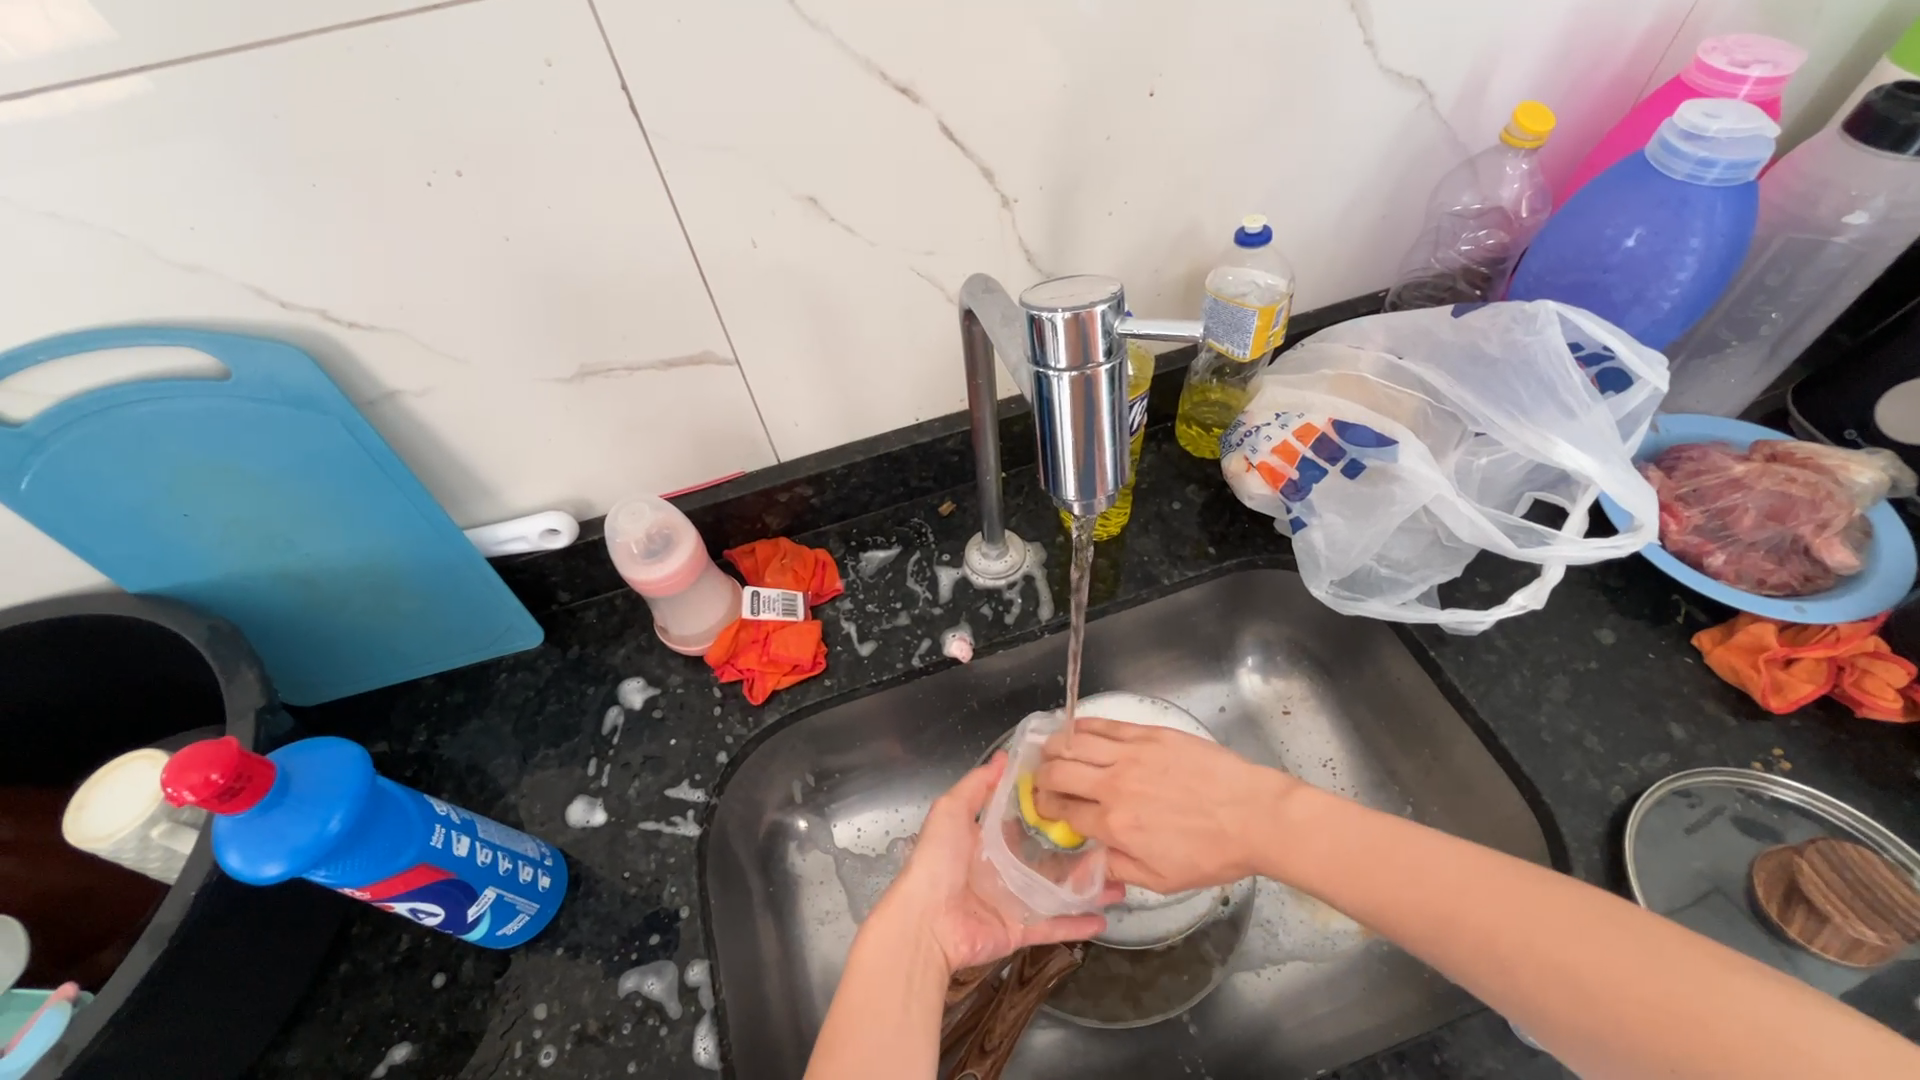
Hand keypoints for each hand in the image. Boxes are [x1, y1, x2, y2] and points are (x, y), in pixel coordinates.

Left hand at [869, 753, 1118, 974]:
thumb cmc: (937, 861)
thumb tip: (1003, 757)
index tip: (1081, 799)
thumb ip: (978, 785)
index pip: (1025, 823)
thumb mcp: (951, 811)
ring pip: (1058, 893)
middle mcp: (1004, 870)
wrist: (926, 921)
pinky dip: (1077, 924)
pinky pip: (1054, 926)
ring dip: (1087, 888)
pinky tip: (1105, 917)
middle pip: (1048, 859)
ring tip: (1119, 881)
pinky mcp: (1020, 930)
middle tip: (1110, 841)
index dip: (1051, 812)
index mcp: (988, 841)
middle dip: (1078, 852)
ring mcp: (1014, 902)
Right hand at [1034, 716, 1297, 893]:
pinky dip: (1081, 726)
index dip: (1048, 810)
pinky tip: (1075, 731)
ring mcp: (1131, 755)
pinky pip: (1103, 725)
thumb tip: (1088, 863)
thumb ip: (1118, 870)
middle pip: (1058, 773)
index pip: (1064, 812)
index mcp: (1115, 825)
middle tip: (1043, 782)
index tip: (1046, 810)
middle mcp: (1114, 786)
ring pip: (1073, 743)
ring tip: (1052, 753)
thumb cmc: (1212, 853)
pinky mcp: (1149, 734)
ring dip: (1054, 748)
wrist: (1254, 816)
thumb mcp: (1162, 881)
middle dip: (1042, 779)